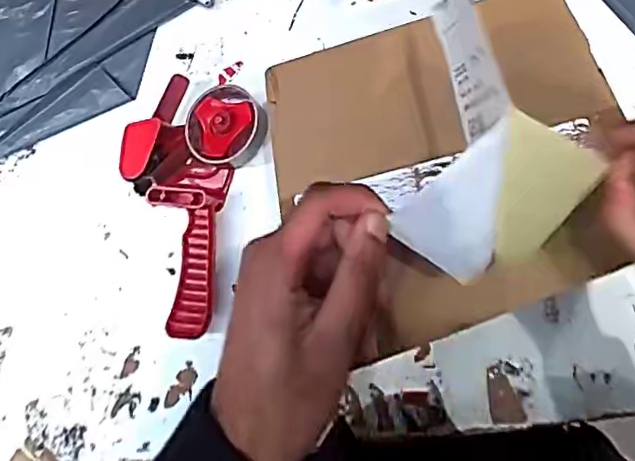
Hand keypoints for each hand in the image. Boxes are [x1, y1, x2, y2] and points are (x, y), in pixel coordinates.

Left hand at [212, 183, 390, 460]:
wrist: (244, 447)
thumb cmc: (283, 402)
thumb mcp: (335, 338)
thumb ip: (358, 273)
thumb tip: (376, 221)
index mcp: (275, 259)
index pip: (322, 199)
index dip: (361, 201)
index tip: (390, 223)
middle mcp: (267, 254)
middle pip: (329, 225)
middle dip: (361, 254)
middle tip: (380, 296)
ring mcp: (269, 269)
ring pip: (328, 248)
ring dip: (354, 278)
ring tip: (363, 326)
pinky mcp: (274, 285)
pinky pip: (318, 268)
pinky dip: (340, 291)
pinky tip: (347, 328)